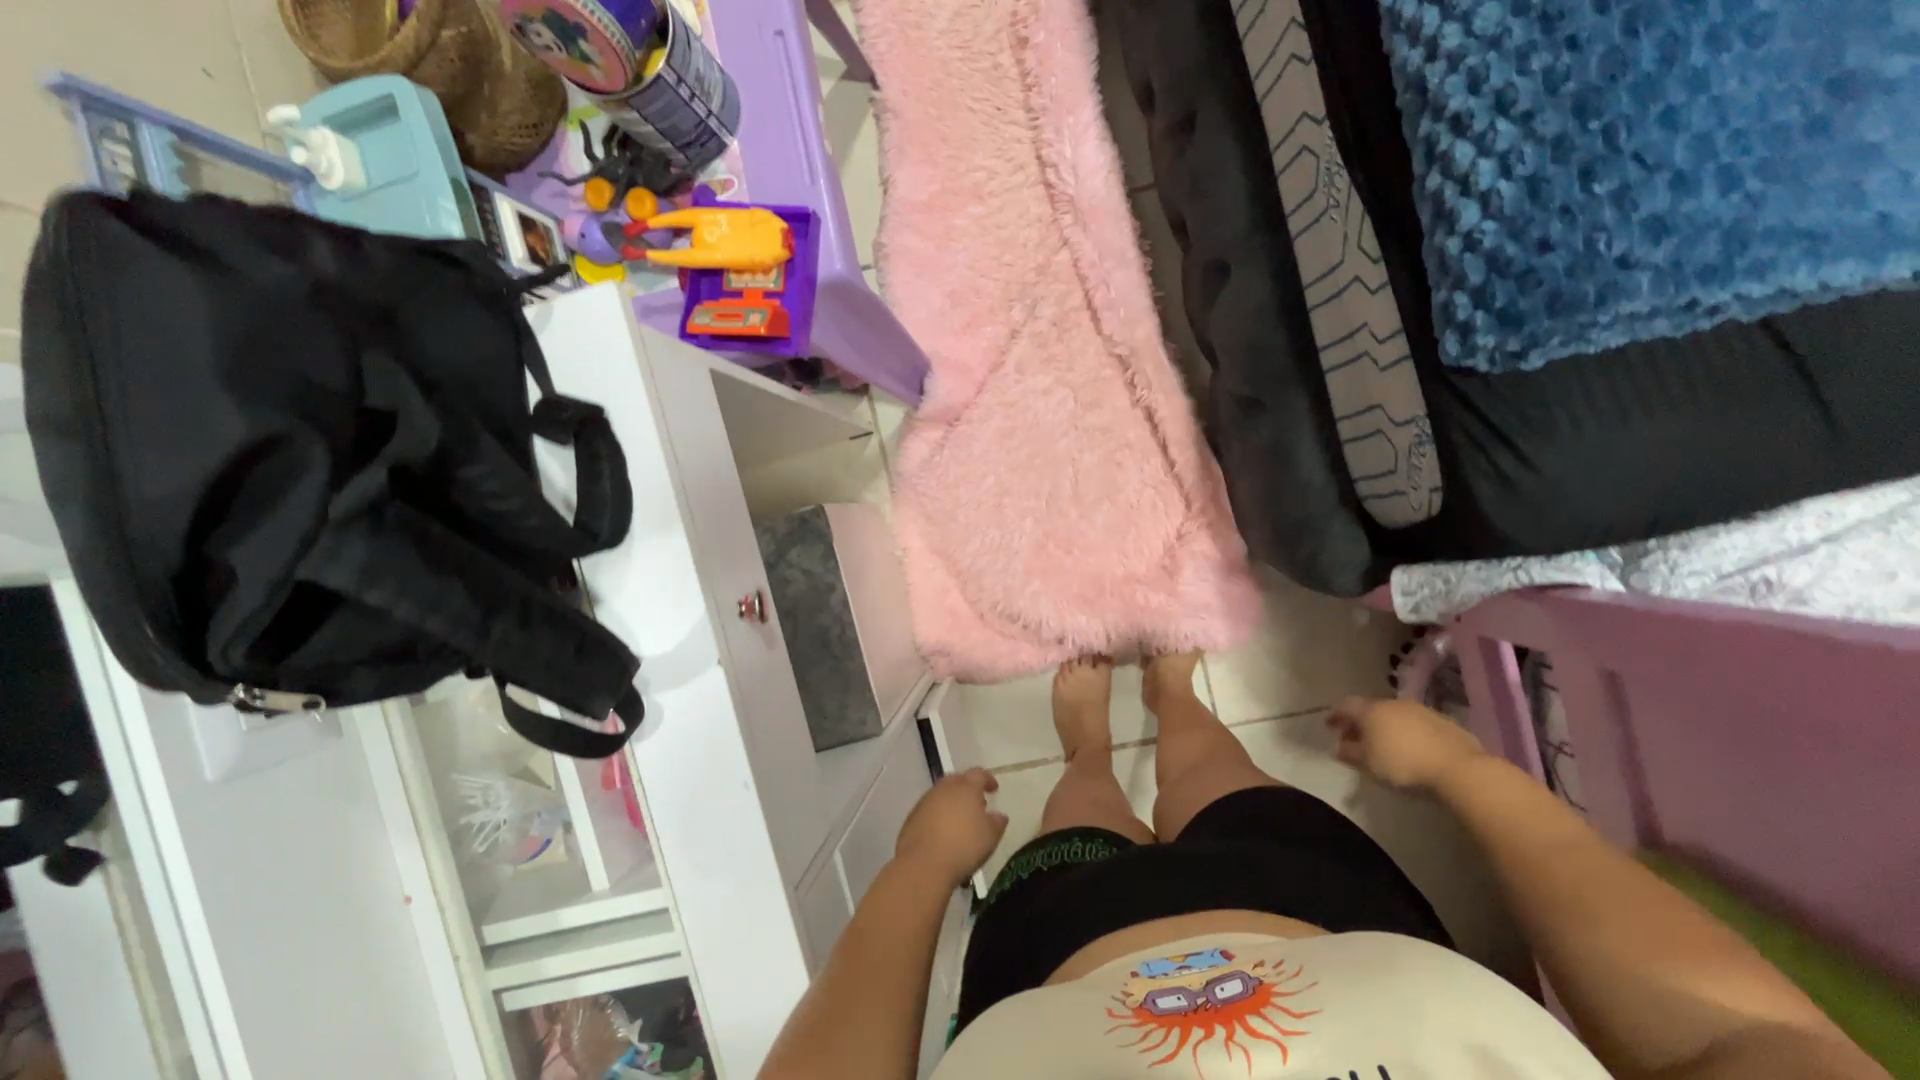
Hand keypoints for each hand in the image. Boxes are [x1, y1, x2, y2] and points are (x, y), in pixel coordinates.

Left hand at [895, 769, 1008, 888]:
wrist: (924, 865)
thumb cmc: (964, 847)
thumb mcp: (990, 837)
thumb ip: (996, 823)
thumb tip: (999, 815)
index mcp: (965, 788)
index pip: (978, 774)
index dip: (987, 779)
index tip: (994, 789)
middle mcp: (943, 789)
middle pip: (956, 780)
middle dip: (967, 788)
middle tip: (976, 803)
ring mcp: (924, 803)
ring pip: (940, 795)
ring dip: (950, 802)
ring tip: (959, 820)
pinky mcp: (911, 819)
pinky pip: (928, 811)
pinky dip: (937, 816)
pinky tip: (942, 833)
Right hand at [1327, 697, 1486, 792]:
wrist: (1458, 768)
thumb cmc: (1403, 765)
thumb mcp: (1369, 764)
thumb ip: (1350, 753)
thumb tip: (1339, 747)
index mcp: (1372, 711)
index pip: (1347, 706)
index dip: (1336, 715)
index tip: (1329, 725)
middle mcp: (1395, 704)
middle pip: (1371, 709)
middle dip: (1360, 723)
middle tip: (1354, 738)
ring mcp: (1421, 711)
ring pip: (1394, 715)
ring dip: (1384, 727)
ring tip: (1382, 745)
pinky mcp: (1443, 722)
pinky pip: (1415, 723)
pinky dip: (1405, 732)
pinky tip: (1409, 748)